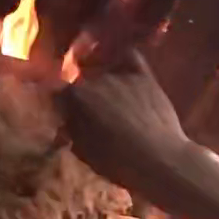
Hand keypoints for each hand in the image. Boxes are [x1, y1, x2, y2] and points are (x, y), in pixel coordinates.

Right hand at [61, 51, 191, 189]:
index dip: (60, 102)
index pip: (57, 91)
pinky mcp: (143, 76)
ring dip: (103, 83)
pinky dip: (123, 59)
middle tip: (92, 113)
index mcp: (76, 96)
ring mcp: (119, 75)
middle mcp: (94, 79)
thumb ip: (70, 129)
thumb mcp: (84, 151)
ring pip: (104, 71)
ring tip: (113, 100)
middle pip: (82, 81)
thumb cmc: (118, 161)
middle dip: (84, 95)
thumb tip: (63, 120)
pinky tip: (123, 66)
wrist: (162, 161)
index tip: (64, 114)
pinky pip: (129, 57)